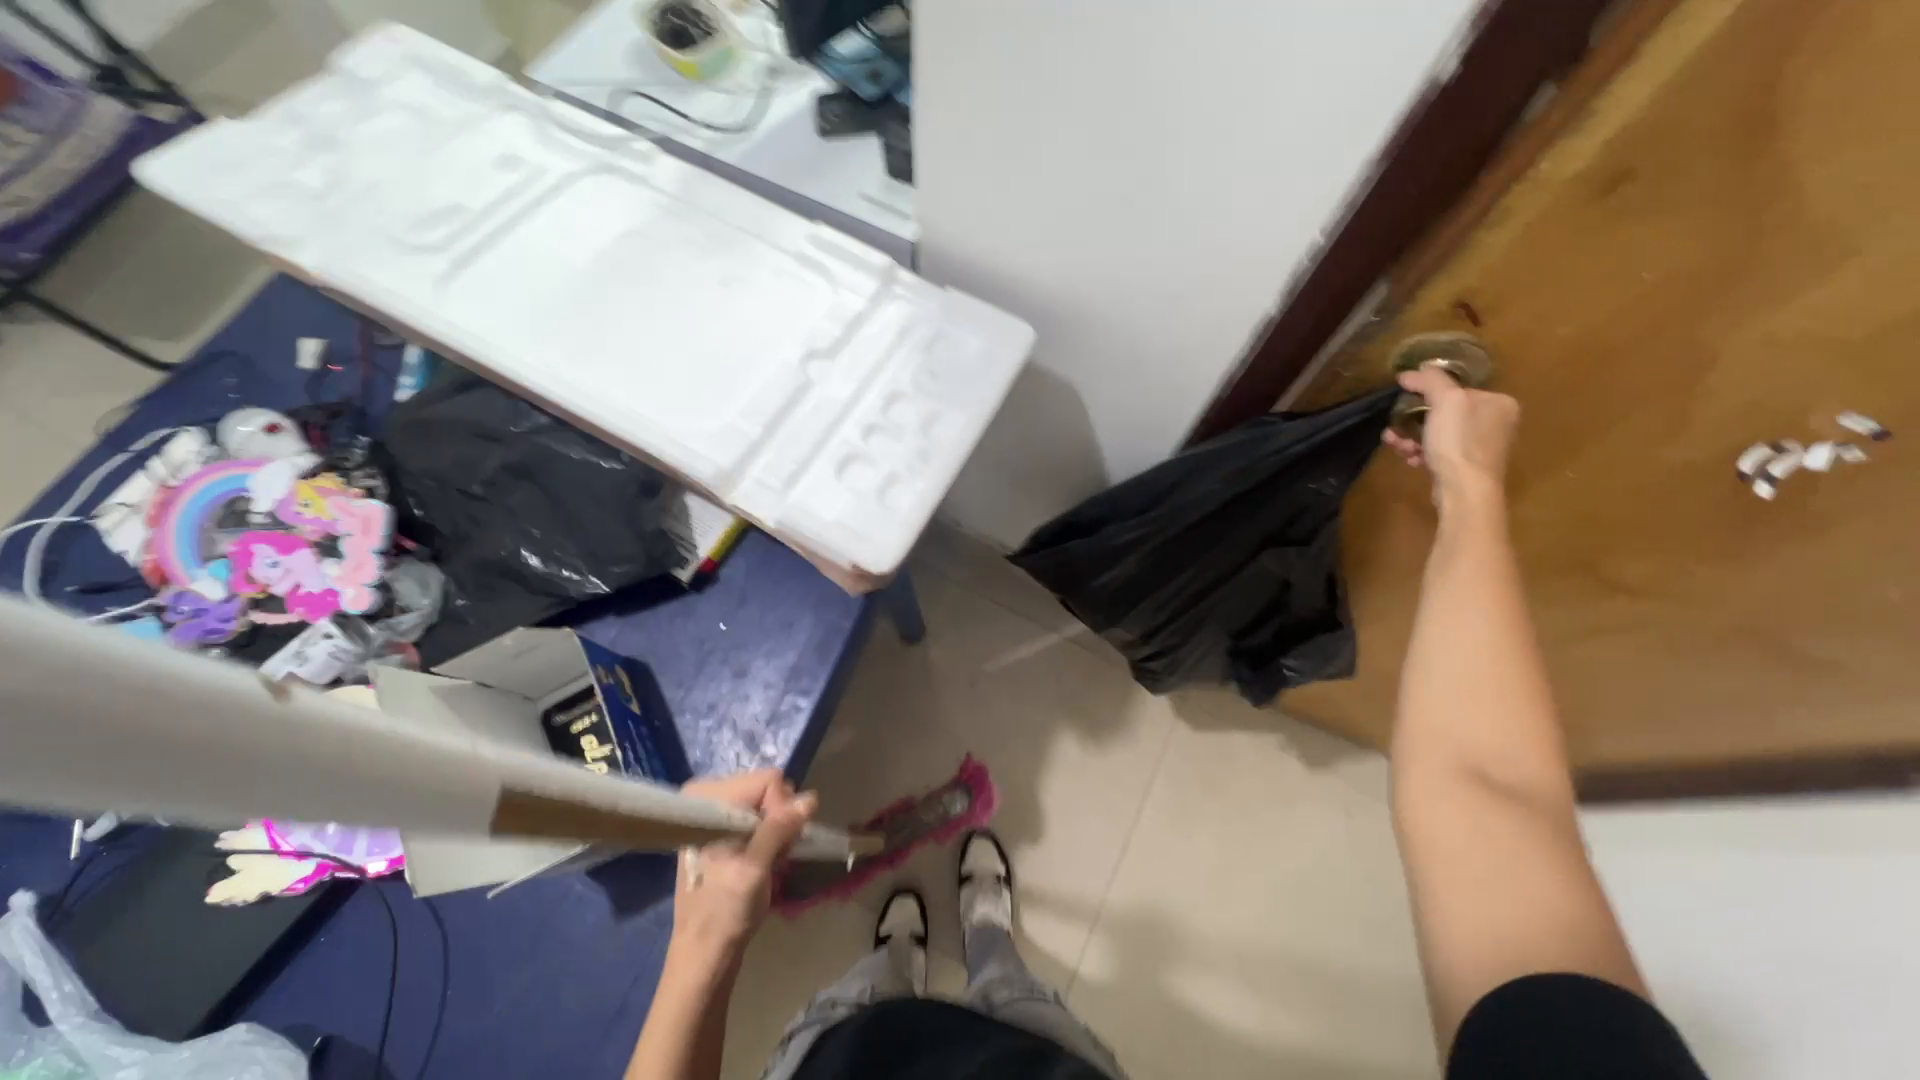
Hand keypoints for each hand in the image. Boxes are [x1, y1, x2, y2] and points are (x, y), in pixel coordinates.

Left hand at [672, 769, 816, 963]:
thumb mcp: (753, 870)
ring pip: (767, 805)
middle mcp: (707, 800)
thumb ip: (779, 829)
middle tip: (775, 855)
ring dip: (777, 832)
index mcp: (706, 801)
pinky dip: (770, 838)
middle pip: (766, 789)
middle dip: (780, 819)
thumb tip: (809, 798)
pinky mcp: (722, 833)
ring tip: (770, 861)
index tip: (780, 843)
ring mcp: (714, 817)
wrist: (703, 955)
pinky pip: (759, 820)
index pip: (766, 781)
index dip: (781, 808)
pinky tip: (766, 861)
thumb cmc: (723, 914)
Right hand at [1381, 364, 1519, 509]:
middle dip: (1415, 418)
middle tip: (1395, 423)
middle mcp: (1496, 424)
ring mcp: (1482, 448)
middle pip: (1447, 412)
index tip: (1407, 398)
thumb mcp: (1446, 400)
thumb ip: (1431, 380)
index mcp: (1499, 403)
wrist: (1464, 490)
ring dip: (1412, 436)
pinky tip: (1407, 458)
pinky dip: (1421, 453)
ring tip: (1393, 442)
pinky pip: (1440, 453)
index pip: (1460, 389)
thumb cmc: (1459, 441)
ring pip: (1439, 434)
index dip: (1431, 392)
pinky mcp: (1467, 469)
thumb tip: (1412, 371)